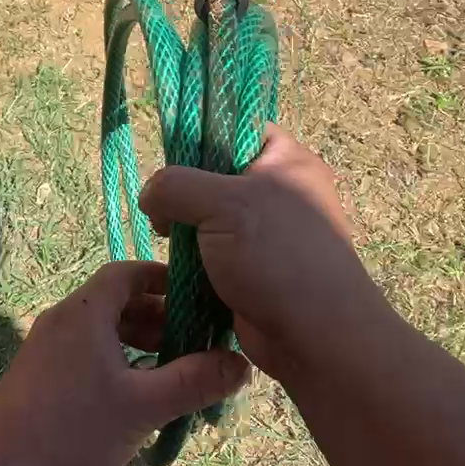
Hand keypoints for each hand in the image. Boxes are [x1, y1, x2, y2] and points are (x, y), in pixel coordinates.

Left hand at [0, 261, 249, 465]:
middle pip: (116, 301)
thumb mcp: (144, 405)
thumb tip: (241, 364)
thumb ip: (194, 382)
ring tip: (171, 368)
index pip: (126, 273)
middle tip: (193, 341)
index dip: (162, 278)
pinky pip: (86, 350)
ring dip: (138, 341)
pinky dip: (116, 358)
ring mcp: (46, 346)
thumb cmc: (75, 427)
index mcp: (84, 311)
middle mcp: (62, 319)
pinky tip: (135, 392)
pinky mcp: (39, 372)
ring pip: (101, 329)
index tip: (195, 297)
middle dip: (158, 316)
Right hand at [137, 126, 391, 379]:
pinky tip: (179, 266)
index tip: (172, 160)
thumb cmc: (276, 259)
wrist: (314, 339)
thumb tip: (150, 197)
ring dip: (184, 228)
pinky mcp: (250, 267)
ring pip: (206, 215)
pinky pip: (209, 249)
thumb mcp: (223, 204)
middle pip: (213, 174)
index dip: (200, 137)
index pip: (235, 126)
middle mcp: (278, 191)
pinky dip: (190, 257)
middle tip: (166, 209)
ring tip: (170, 238)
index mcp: (285, 160)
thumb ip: (175, 185)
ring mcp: (264, 232)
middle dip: (183, 192)